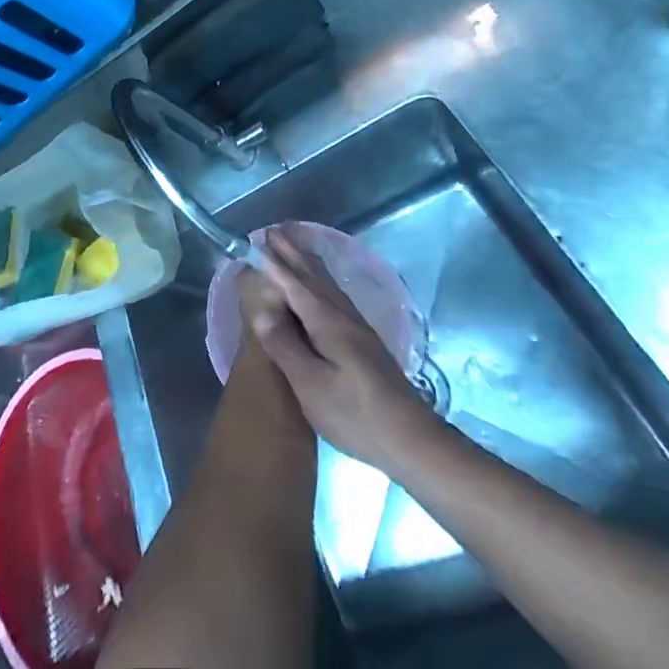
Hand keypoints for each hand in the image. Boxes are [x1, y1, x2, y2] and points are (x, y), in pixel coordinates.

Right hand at [245, 225, 437, 471]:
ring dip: (308, 263)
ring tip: (294, 246)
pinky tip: (321, 287)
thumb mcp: (311, 384)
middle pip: (315, 278)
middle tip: (275, 230)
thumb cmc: (354, 414)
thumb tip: (261, 311)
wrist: (410, 438)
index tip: (258, 241)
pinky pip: (334, 297)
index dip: (276, 265)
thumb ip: (285, 345)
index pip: (296, 286)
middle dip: (294, 254)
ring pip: (328, 286)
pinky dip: (320, 281)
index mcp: (329, 323)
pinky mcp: (363, 342)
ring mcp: (357, 329)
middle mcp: (344, 317)